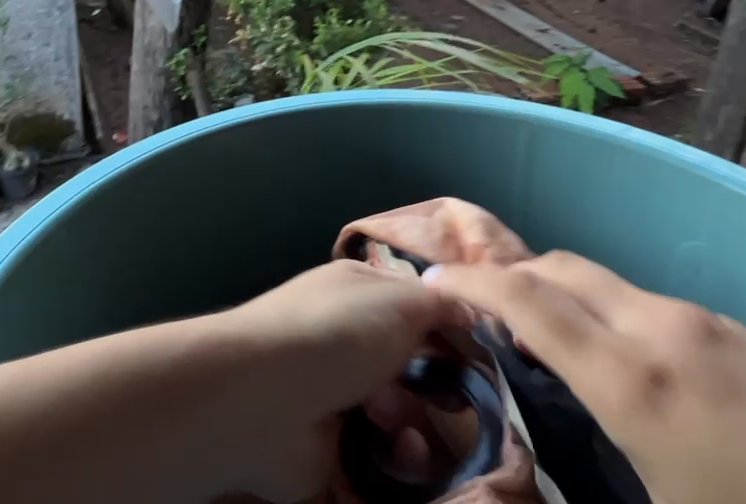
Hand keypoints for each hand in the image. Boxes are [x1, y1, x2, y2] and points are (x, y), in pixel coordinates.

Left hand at [198, 260, 466, 502]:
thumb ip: (441, 304)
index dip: (447, 326)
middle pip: (408, 361)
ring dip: (411, 420)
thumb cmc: (339, 332)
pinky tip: (399, 452)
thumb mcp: (401, 300)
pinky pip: (379, 453)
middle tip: (454, 396)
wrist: (265, 396)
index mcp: (357, 289)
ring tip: (401, 424)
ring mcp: (334, 390)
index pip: (413, 304)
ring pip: (397, 410)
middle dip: (433, 380)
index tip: (479, 350)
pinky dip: (396, 456)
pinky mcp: (329, 444)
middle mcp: (345, 336)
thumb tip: (467, 311)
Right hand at [428, 253, 745, 503]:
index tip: (428, 285)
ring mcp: (704, 324)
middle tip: (475, 317)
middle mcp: (658, 327)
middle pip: (558, 269)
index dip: (468, 284)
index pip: (524, 299)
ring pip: (601, 282)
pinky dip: (601, 313)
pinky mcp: (738, 335)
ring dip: (556, 296)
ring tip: (539, 344)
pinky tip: (617, 366)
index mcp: (631, 378)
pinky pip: (641, 303)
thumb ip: (586, 484)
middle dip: (506, 279)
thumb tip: (533, 478)